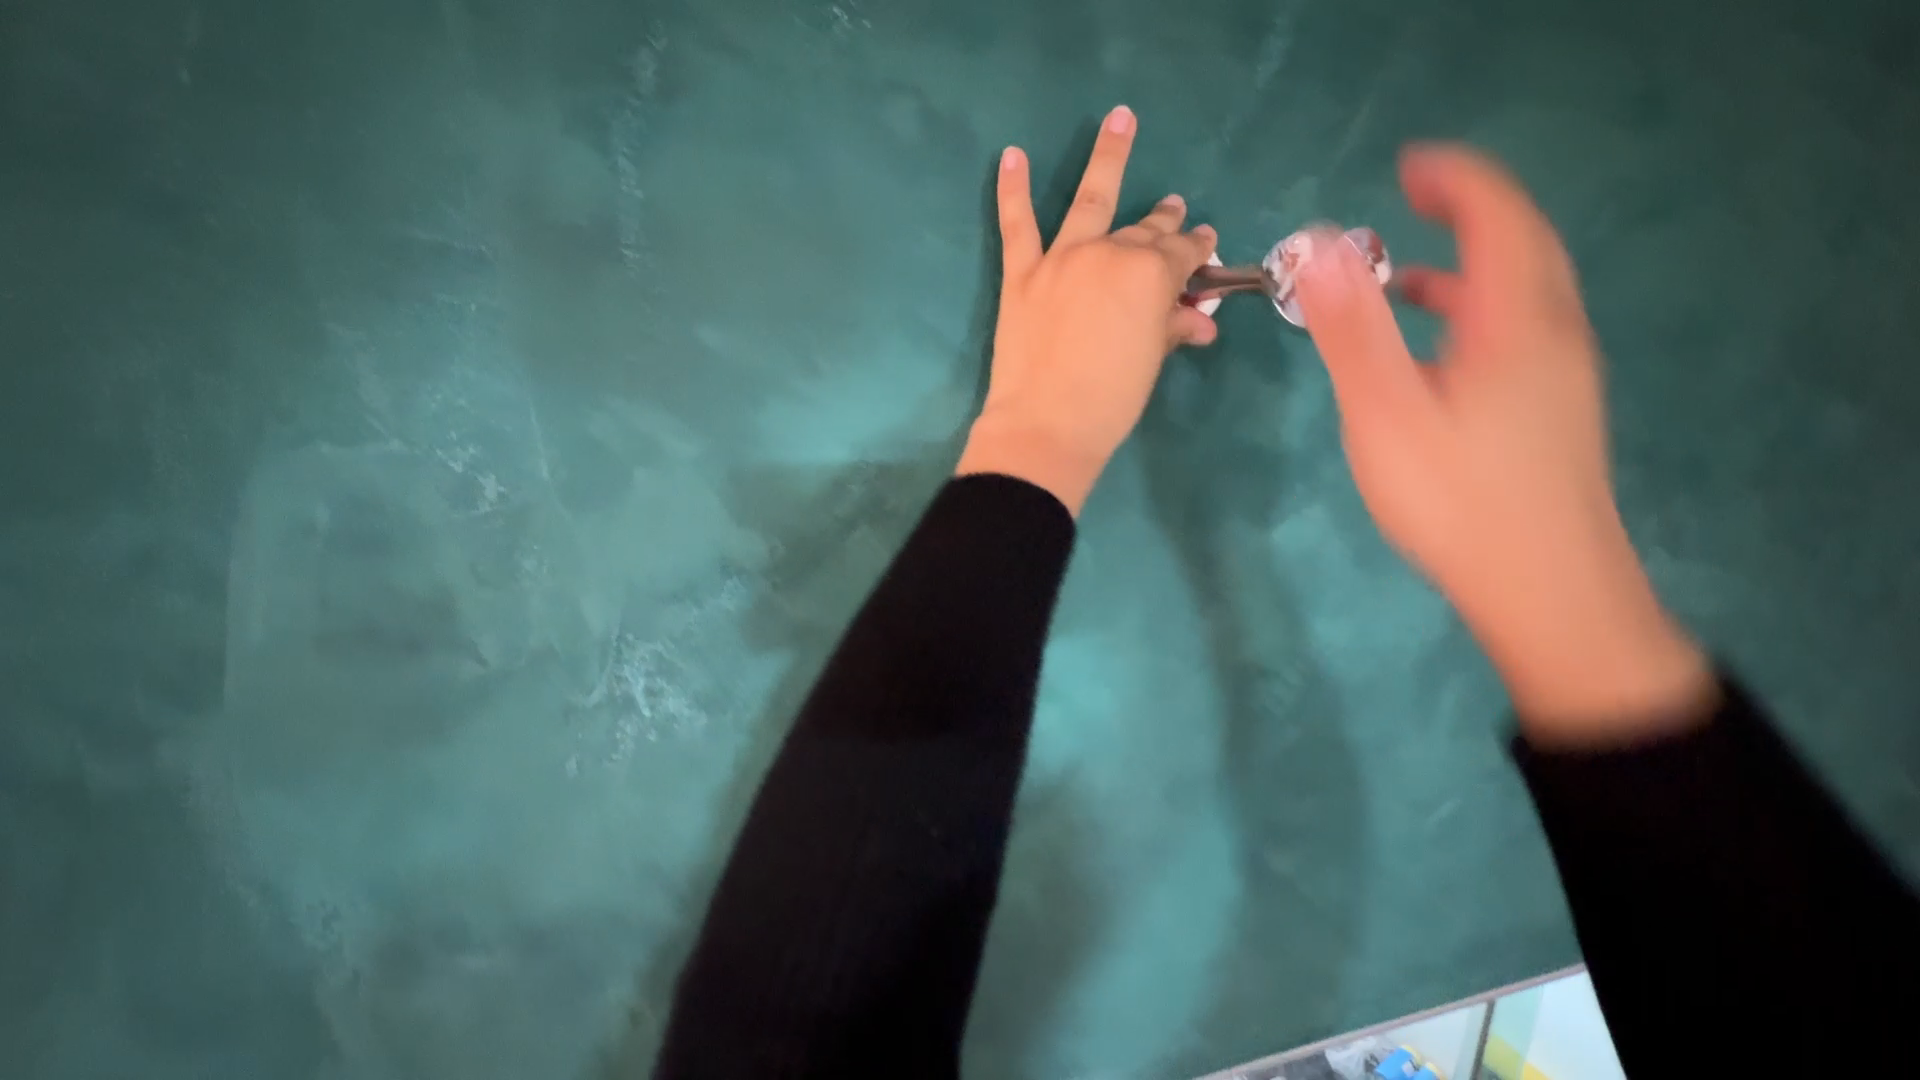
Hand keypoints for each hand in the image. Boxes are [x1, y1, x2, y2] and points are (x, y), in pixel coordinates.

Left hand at [956, 105, 1218, 515]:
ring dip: (1108, 156)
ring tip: (1118, 120)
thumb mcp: (1151, 362)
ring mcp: (1062, 259)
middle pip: (1144, 230)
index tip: (1205, 245)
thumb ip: (1172, 328)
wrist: (1045, 426)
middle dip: (1164, 220)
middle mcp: (1110, 253)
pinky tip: (1012, 156)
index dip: (1197, 250)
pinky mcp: (1022, 275)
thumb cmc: (1110, 402)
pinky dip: (1013, 189)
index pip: (1182, 253)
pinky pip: (1017, 224)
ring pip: (1089, 200)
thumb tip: (1200, 321)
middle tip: (1173, 208)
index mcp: (1151, 275)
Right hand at [1295, 144, 1714, 741]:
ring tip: (1407, 274)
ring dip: (1469, 265)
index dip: (1455, 181)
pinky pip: (1521, 331)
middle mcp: (1552, 333)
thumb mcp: (1384, 410)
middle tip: (1413, 199)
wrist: (1543, 587)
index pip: (1498, 217)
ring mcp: (1562, 374)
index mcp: (1515, 320)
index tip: (1406, 168)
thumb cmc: (1455, 497)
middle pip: (1522, 246)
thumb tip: (1318, 246)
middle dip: (1468, 211)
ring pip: (1524, 293)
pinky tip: (1436, 352)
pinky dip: (1477, 311)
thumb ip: (1350, 327)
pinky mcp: (1555, 410)